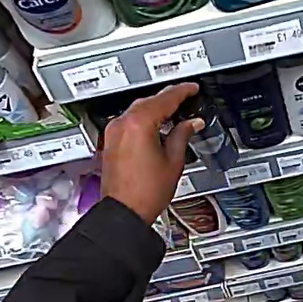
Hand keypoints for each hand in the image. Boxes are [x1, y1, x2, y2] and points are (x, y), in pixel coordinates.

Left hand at [100, 83, 201, 221]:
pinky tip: (156, 125)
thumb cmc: (145, 193)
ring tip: (174, 111)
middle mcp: (122, 125)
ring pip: (137, 110)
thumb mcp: (174, 160)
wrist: (124, 212)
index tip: (192, 89)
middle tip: (186, 97)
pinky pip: (129, 122)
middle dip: (168, 99)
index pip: (165, 99)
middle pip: (149, 101)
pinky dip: (144, 119)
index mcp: (138, 124)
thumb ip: (182, 134)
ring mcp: (114, 133)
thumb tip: (192, 123)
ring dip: (156, 108)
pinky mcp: (111, 143)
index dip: (182, 92)